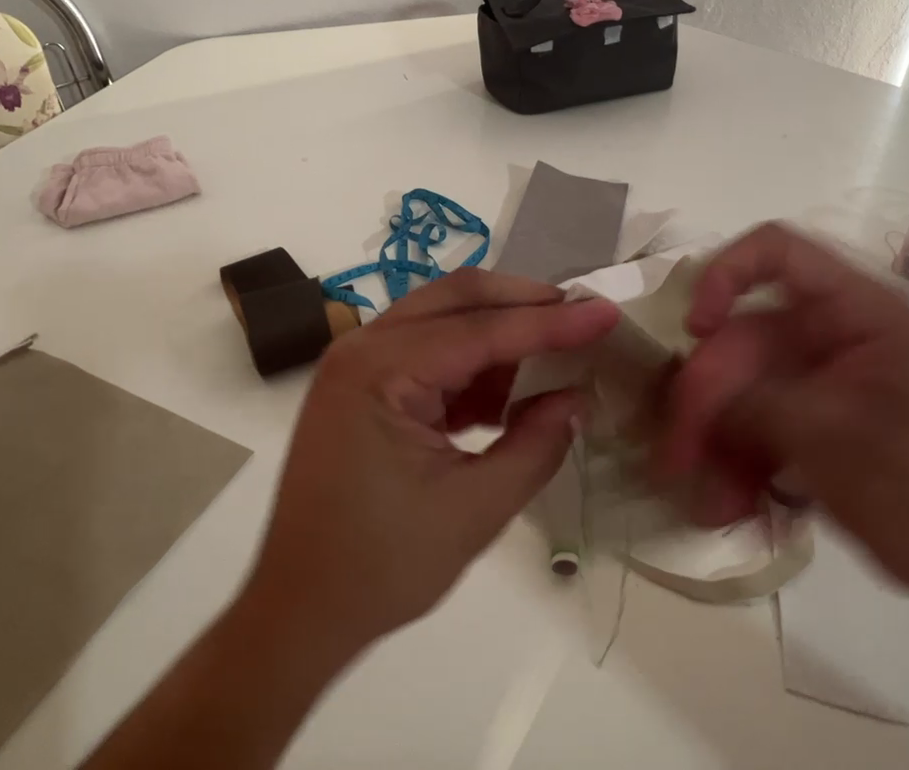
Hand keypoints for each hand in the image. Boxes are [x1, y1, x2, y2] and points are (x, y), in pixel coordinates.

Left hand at [245, 268, 620, 650]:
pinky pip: (428, 357)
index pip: (481, 329)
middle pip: (455, 301)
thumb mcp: (474, 508)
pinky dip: (474, 367)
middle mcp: (361, 349)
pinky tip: (517, 388)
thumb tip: (578, 399)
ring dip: (500, 333)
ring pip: (442, 322)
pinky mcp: (363, 391)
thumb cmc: (382, 565)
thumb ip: (535, 445)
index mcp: (378, 370)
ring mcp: (357, 367)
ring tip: (562, 350)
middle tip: (584, 317)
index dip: (551, 322)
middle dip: (523, 304)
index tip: (607, 313)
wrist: (301, 608)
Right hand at [660, 223, 908, 614]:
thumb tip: (691, 392)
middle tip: (676, 457)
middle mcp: (845, 336)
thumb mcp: (833, 443)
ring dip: (720, 444)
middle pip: (748, 339)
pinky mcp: (831, 425)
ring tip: (710, 504)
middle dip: (707, 401)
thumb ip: (751, 404)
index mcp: (865, 313)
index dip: (722, 276)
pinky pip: (769, 427)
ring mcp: (836, 383)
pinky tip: (735, 508)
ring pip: (750, 391)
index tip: (692, 330)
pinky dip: (744, 462)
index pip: (779, 252)